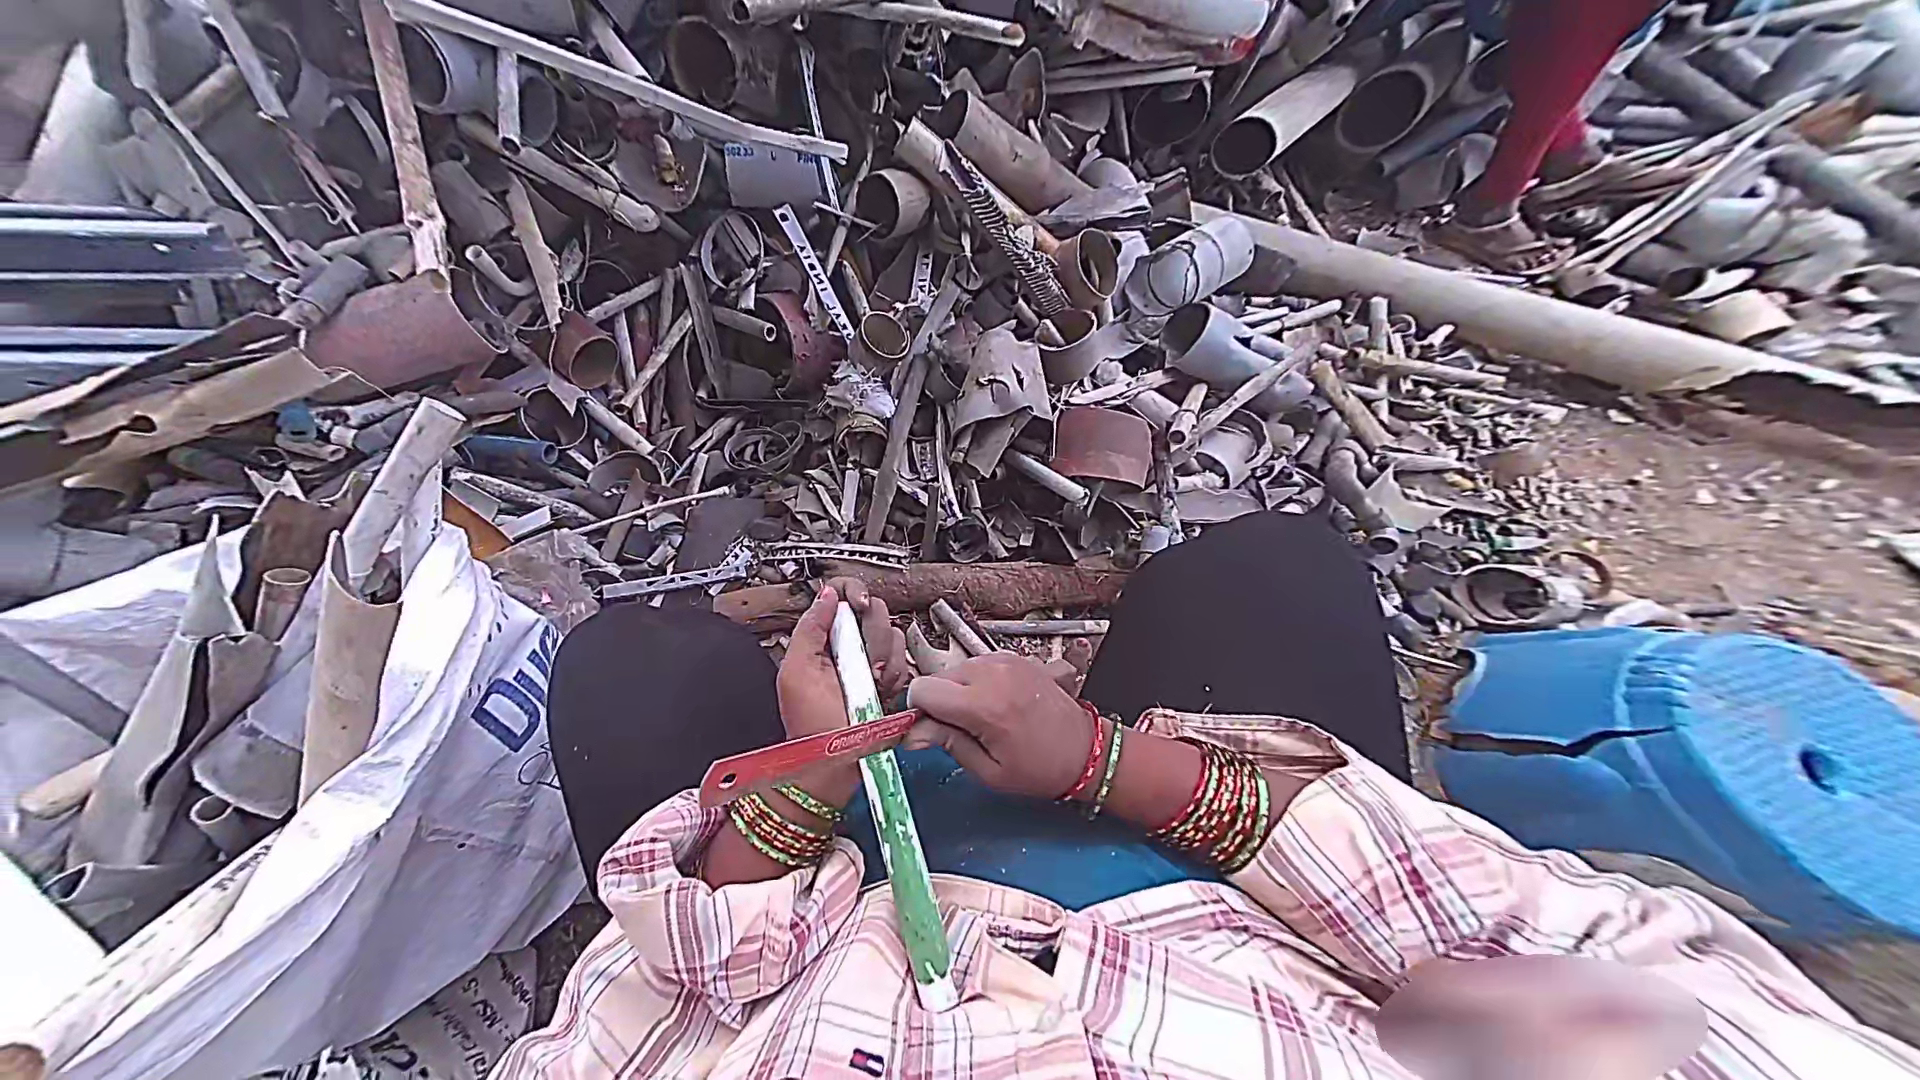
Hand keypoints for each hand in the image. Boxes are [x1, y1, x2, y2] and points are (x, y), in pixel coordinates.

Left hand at [775, 579, 909, 740]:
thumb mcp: (795, 673)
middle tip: (859, 662)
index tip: (859, 608)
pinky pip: (904, 661)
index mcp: (823, 637)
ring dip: (883, 660)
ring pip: (894, 635)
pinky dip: (895, 677)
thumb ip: (808, 629)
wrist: (833, 766)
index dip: (855, 594)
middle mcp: (849, 644)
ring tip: (868, 683)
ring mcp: (872, 662)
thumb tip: (826, 595)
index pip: (843, 594)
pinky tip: (881, 692)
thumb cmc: (808, 726)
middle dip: (871, 635)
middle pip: (876, 611)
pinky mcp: (891, 680)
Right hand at [903, 653, 1096, 799]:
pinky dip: (977, 682)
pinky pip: (978, 665)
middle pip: (937, 678)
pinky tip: (995, 703)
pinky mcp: (1014, 657)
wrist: (1085, 750)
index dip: (919, 712)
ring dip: (959, 691)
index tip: (929, 729)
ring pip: (956, 670)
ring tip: (983, 717)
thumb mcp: (989, 770)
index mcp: (984, 706)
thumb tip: (911, 732)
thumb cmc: (1040, 768)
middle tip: (962, 729)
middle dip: (940, 702)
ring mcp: (1005, 661)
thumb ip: (947, 743)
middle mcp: (993, 674)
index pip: (922, 690)